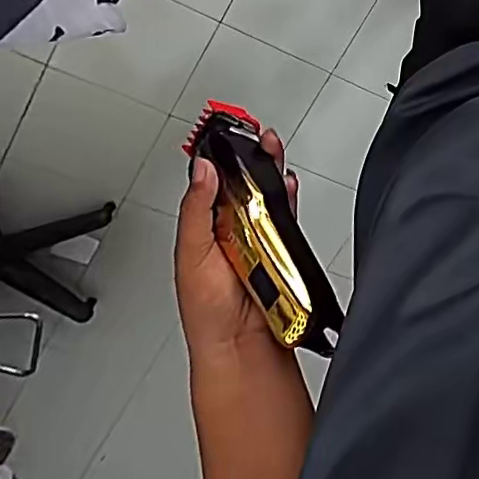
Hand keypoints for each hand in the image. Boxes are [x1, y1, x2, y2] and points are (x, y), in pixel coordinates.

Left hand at [174, 127, 299, 354]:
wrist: (243, 346)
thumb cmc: (208, 313)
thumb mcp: (191, 256)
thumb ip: (196, 211)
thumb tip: (203, 170)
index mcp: (203, 227)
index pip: (211, 182)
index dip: (218, 157)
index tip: (222, 134)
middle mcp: (230, 227)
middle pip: (241, 182)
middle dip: (249, 155)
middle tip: (252, 133)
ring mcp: (257, 233)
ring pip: (265, 192)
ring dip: (269, 168)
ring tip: (270, 146)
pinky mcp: (281, 242)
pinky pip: (287, 211)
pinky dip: (288, 193)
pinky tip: (286, 181)